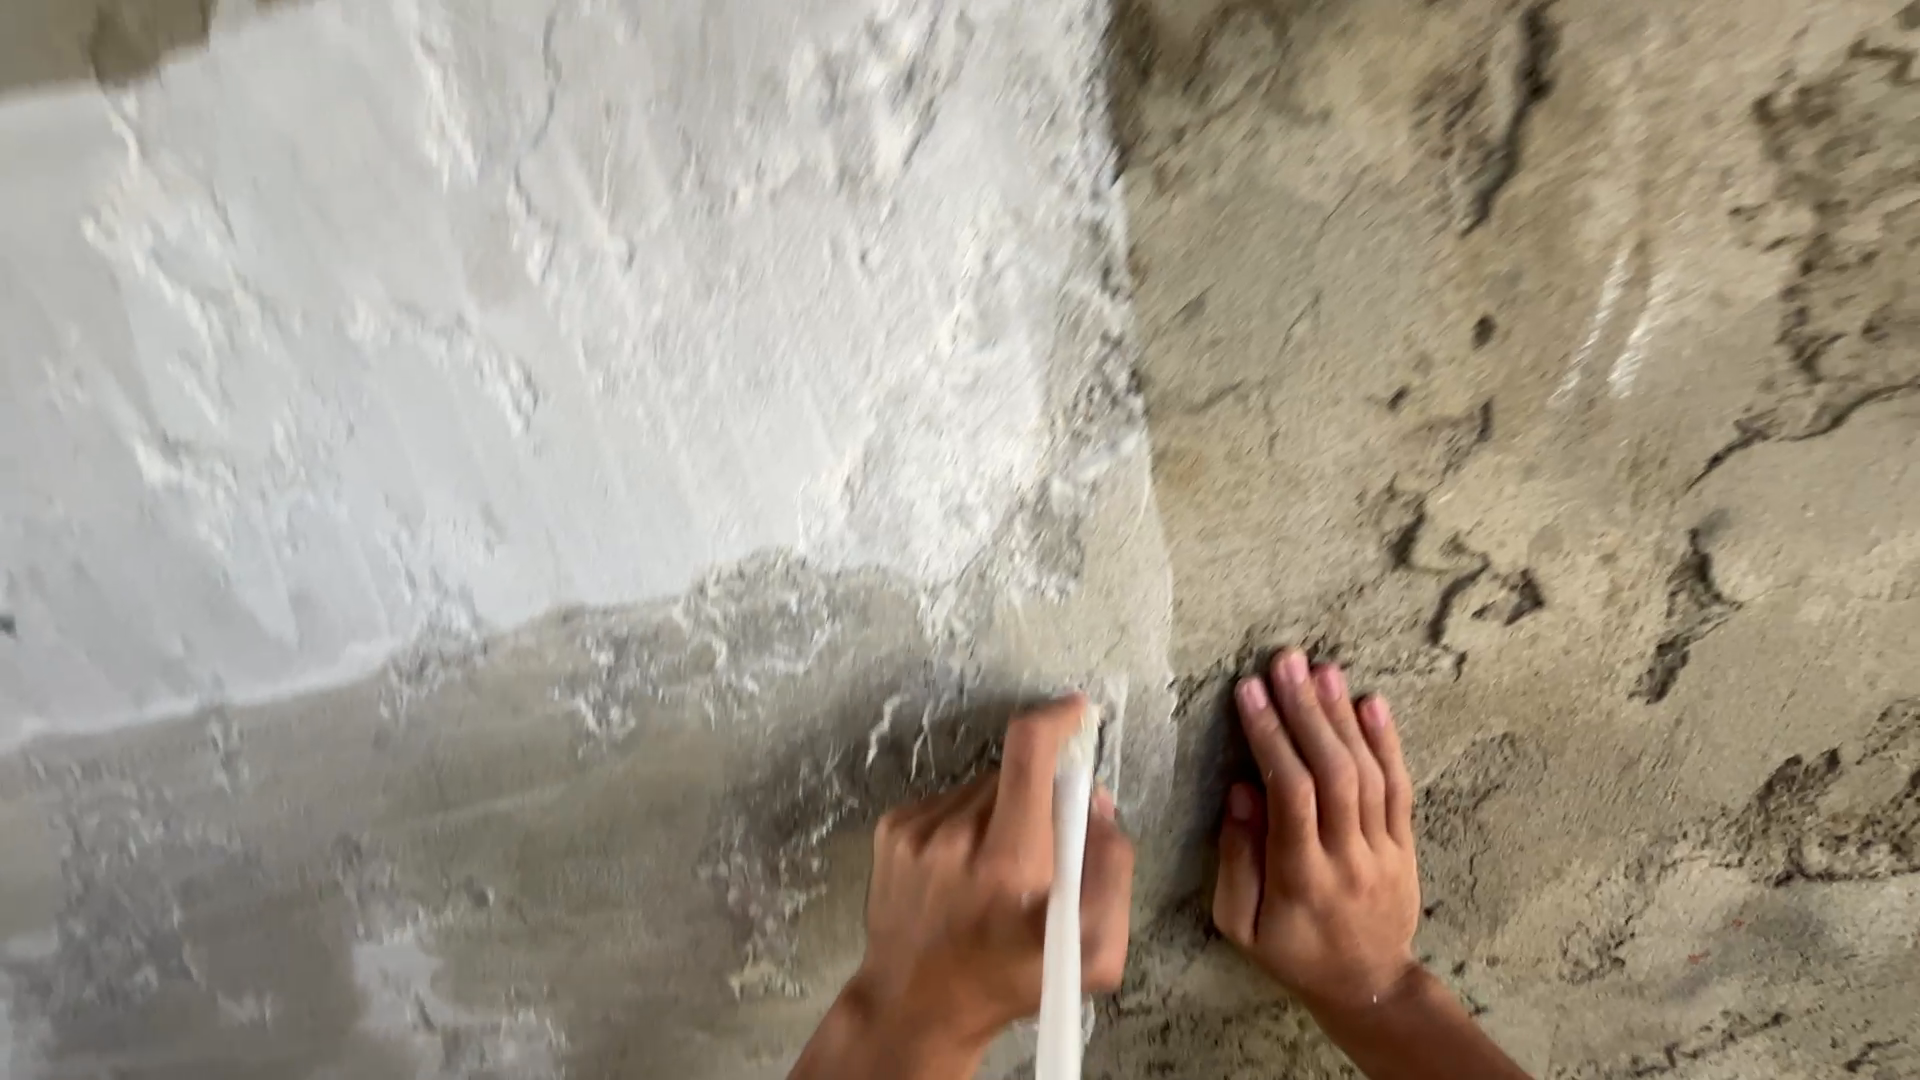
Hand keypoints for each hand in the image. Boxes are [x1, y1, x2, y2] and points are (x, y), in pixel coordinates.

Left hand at [792, 695, 1134, 1078]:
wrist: (913, 1003)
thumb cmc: (1008, 980)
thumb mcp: (1089, 954)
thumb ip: (1111, 870)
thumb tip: (1095, 803)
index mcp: (1007, 861)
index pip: (1029, 753)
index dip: (1057, 720)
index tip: (1076, 711)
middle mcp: (956, 836)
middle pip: (1013, 776)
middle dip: (1038, 795)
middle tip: (1041, 843)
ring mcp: (917, 830)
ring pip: (980, 789)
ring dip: (999, 812)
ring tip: (993, 867)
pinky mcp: (892, 828)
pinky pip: (947, 801)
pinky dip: (965, 821)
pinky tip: (960, 866)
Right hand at [1212, 649, 1420, 1010]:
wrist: (1370, 988)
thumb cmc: (1291, 952)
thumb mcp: (1240, 924)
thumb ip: (1236, 860)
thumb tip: (1241, 791)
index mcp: (1301, 875)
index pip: (1289, 792)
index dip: (1270, 736)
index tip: (1248, 691)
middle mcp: (1349, 856)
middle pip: (1332, 771)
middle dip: (1305, 710)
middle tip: (1284, 661)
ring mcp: (1384, 848)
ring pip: (1367, 772)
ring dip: (1341, 715)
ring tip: (1320, 669)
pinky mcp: (1405, 844)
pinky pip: (1400, 787)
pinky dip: (1387, 741)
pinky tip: (1370, 702)